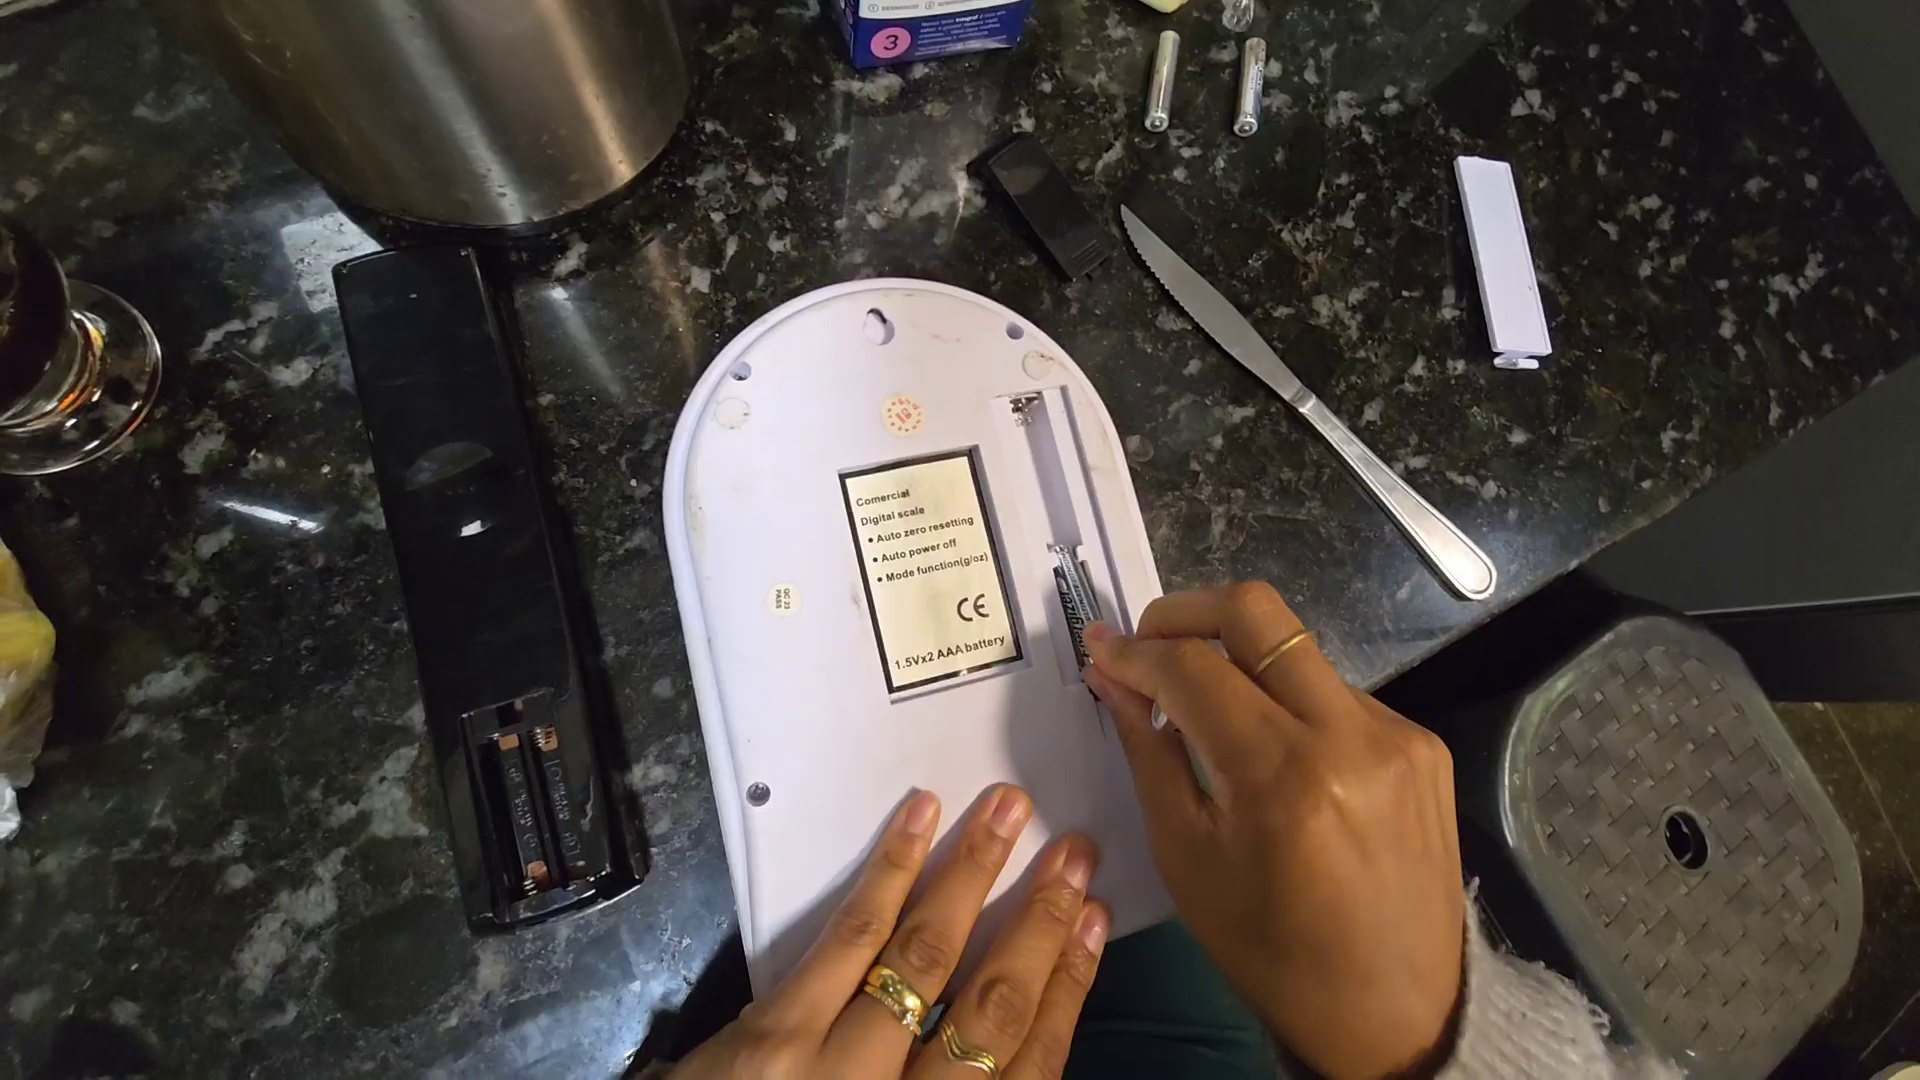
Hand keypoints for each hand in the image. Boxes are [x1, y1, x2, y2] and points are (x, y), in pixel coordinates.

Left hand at [670, 785, 1109, 1079]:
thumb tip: (1009, 1029)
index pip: (1031, 1066)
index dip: (1070, 985)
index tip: (1095, 917)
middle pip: (991, 1005)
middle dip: (1039, 921)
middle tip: (1076, 850)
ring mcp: (838, 1066)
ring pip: (926, 953)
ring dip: (973, 872)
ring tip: (1011, 809)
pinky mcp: (778, 1032)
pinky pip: (851, 937)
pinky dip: (893, 871)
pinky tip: (922, 816)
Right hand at [1082, 583, 1464, 1079]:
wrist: (1402, 1020)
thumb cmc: (1269, 949)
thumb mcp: (1184, 853)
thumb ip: (1146, 748)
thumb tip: (1110, 674)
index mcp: (1283, 777)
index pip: (1192, 668)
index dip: (1135, 650)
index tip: (1100, 647)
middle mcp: (1349, 735)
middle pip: (1255, 610)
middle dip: (1182, 609)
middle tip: (1146, 640)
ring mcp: (1395, 733)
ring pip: (1290, 645)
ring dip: (1231, 655)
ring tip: (1200, 702)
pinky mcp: (1420, 741)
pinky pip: (1326, 688)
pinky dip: (1277, 695)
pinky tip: (1264, 742)